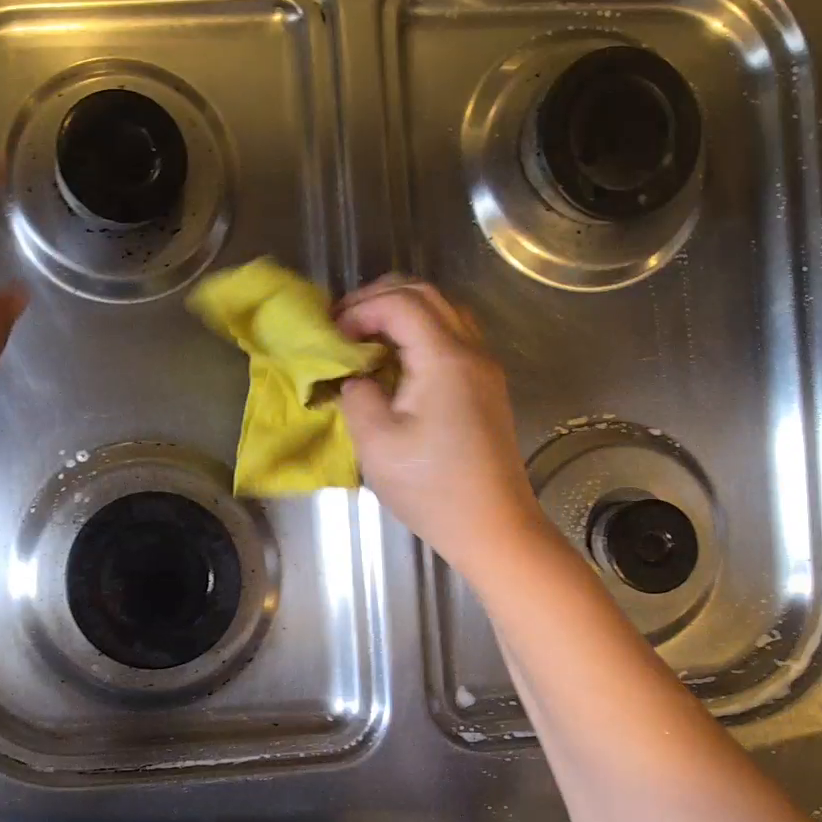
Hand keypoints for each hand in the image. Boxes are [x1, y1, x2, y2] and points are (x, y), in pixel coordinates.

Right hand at [336, 278, 547, 571]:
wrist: (492, 525)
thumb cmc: (431, 488)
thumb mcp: (377, 444)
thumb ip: (358, 397)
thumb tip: (356, 378)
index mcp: (445, 358)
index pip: (400, 304)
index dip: (359, 309)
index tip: (329, 333)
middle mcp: (471, 350)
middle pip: (425, 295)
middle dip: (378, 300)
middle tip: (341, 324)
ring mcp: (484, 368)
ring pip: (443, 313)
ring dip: (400, 314)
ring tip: (363, 339)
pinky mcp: (485, 387)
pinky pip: (451, 338)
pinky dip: (418, 334)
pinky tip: (393, 362)